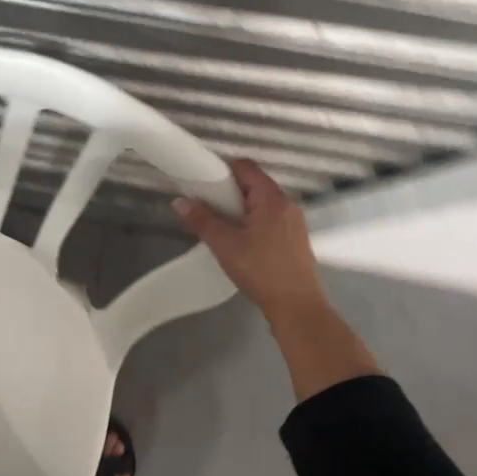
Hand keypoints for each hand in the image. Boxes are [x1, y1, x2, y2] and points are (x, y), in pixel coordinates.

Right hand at [173, 159, 325, 323]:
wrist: (297, 308)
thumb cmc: (261, 270)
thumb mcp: (224, 244)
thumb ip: (201, 220)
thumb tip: (179, 202)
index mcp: (272, 199)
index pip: (246, 168)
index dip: (223, 172)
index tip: (204, 187)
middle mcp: (288, 205)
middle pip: (253, 185)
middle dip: (229, 194)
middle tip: (209, 211)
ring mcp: (295, 224)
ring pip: (261, 205)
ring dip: (240, 211)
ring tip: (222, 230)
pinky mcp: (296, 241)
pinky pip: (270, 220)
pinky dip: (253, 224)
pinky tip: (241, 244)